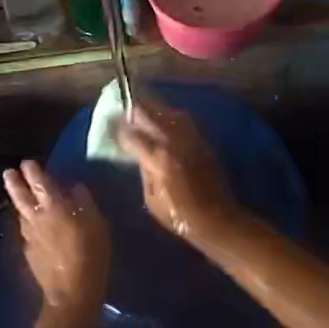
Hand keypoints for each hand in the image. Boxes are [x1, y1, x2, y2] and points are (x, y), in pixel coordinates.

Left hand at [3, 160, 108, 316]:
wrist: (71, 292)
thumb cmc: (90, 253)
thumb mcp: (96, 223)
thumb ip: (84, 202)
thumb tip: (74, 187)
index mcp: (54, 207)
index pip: (40, 182)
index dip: (33, 171)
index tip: (26, 162)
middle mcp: (37, 218)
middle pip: (21, 196)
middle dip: (14, 182)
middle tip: (8, 172)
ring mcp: (30, 237)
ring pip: (21, 214)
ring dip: (18, 202)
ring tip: (18, 196)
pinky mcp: (29, 253)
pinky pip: (26, 231)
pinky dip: (26, 223)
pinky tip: (31, 225)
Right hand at [115, 96, 244, 243]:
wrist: (217, 219)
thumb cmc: (180, 216)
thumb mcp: (151, 199)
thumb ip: (144, 172)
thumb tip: (139, 155)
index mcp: (158, 159)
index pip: (132, 135)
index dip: (119, 129)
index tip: (112, 126)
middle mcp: (173, 143)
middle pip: (150, 114)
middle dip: (134, 110)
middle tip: (124, 108)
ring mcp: (190, 139)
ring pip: (168, 112)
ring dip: (153, 108)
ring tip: (143, 109)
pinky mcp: (202, 142)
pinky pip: (183, 120)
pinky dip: (170, 116)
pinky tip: (163, 120)